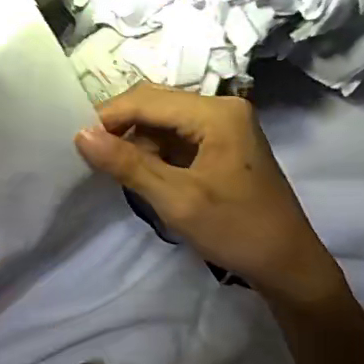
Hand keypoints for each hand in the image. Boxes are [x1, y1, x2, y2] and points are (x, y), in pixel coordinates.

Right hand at [74, 82, 346, 305]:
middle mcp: (222, 108)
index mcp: (216, 113)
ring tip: (114, 170)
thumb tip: (81, 135)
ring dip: (137, 141)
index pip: (147, 100)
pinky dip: (156, 152)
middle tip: (91, 156)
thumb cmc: (235, 230)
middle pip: (157, 104)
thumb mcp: (176, 200)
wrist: (287, 263)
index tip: (77, 143)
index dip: (109, 117)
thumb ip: (128, 164)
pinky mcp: (224, 145)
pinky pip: (179, 137)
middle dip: (122, 127)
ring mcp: (225, 126)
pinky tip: (142, 174)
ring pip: (165, 122)